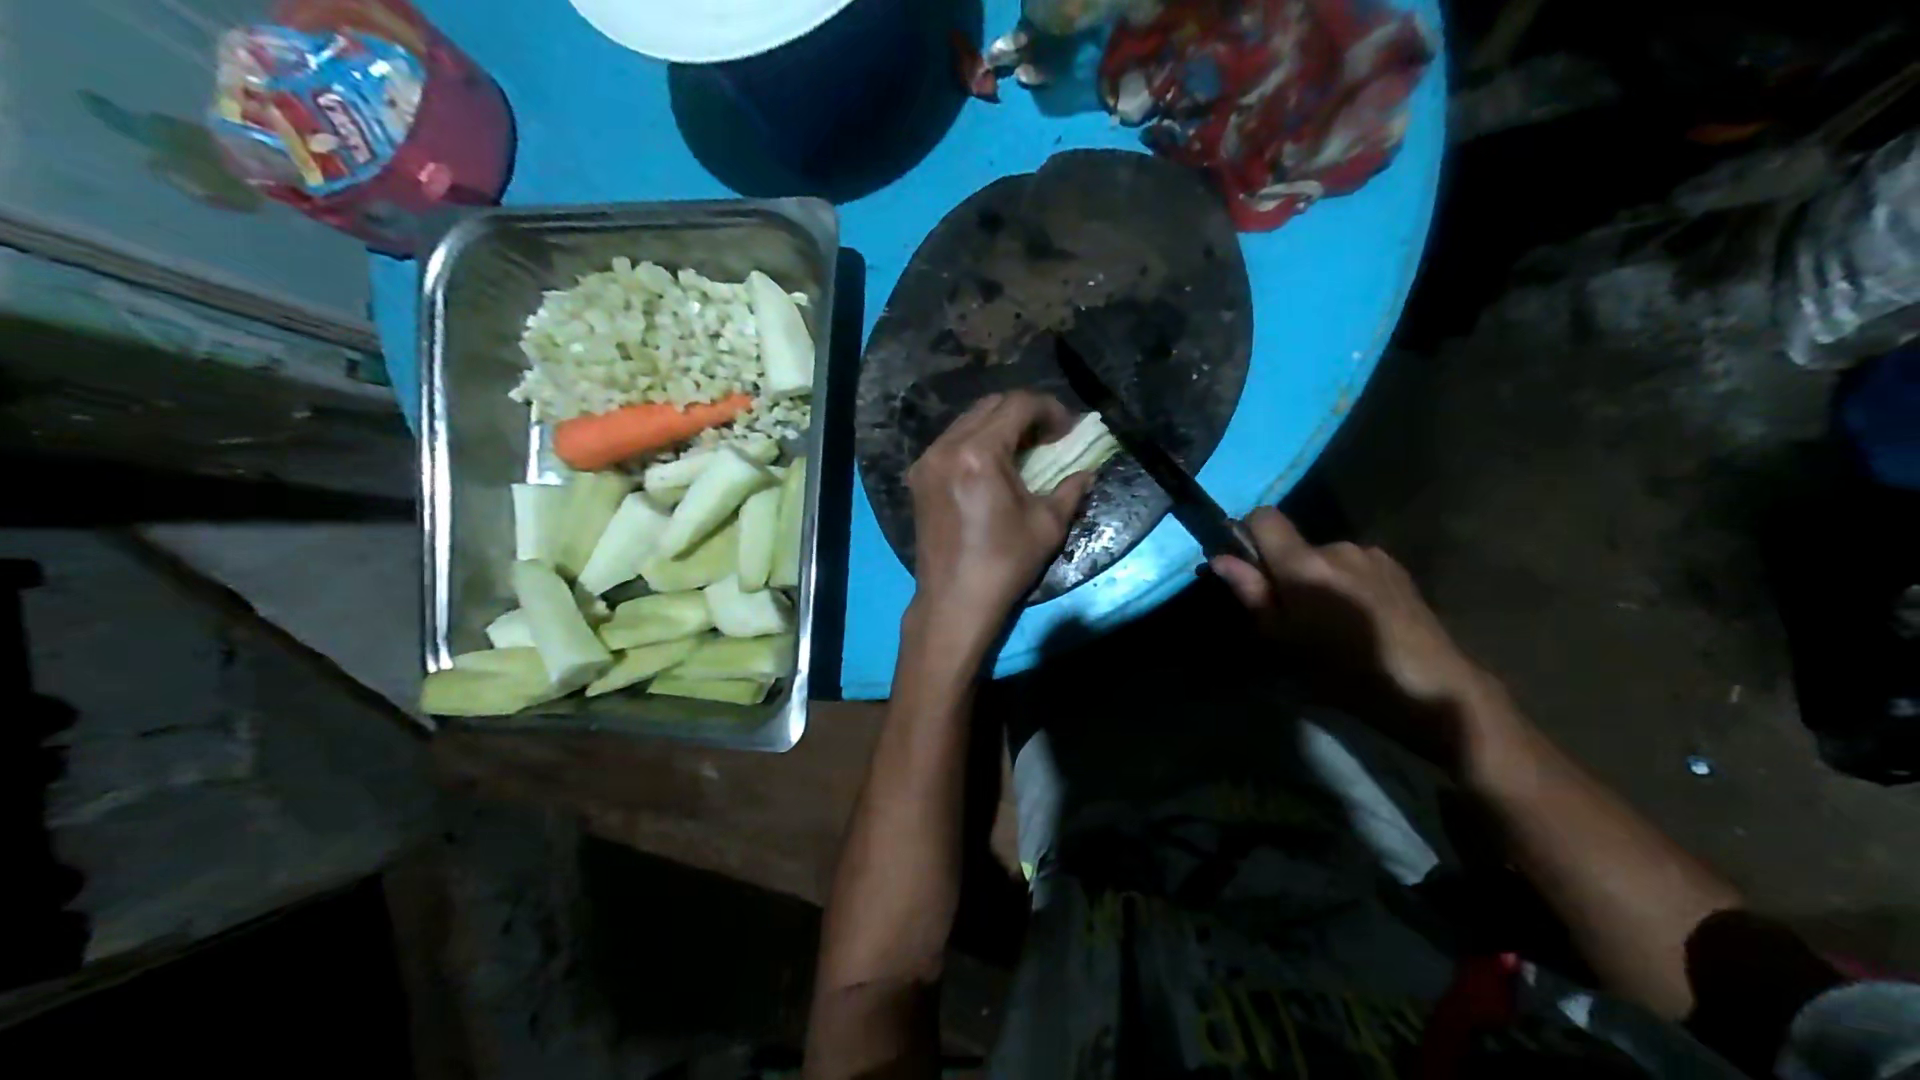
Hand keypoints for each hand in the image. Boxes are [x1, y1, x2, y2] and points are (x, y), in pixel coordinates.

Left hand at [906, 392, 1094, 639]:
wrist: (954, 600)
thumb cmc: (1004, 563)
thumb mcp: (1047, 524)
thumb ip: (1070, 488)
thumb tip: (1088, 471)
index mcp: (978, 453)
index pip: (1017, 404)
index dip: (1049, 409)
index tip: (1067, 430)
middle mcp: (946, 447)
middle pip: (989, 405)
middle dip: (1024, 413)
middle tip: (1048, 437)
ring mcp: (926, 461)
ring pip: (967, 421)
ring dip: (999, 426)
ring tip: (1023, 450)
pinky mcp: (918, 477)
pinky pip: (950, 442)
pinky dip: (976, 442)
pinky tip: (993, 466)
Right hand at [1210, 508, 1497, 765]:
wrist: (1430, 685)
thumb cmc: (1345, 671)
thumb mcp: (1284, 639)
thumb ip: (1252, 593)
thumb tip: (1220, 559)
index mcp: (1304, 564)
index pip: (1264, 517)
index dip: (1249, 534)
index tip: (1248, 567)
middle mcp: (1337, 547)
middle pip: (1295, 544)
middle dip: (1286, 570)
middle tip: (1293, 614)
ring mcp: (1370, 555)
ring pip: (1325, 557)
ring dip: (1319, 578)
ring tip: (1331, 620)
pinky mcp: (1395, 567)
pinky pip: (1353, 565)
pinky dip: (1345, 582)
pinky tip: (1359, 617)